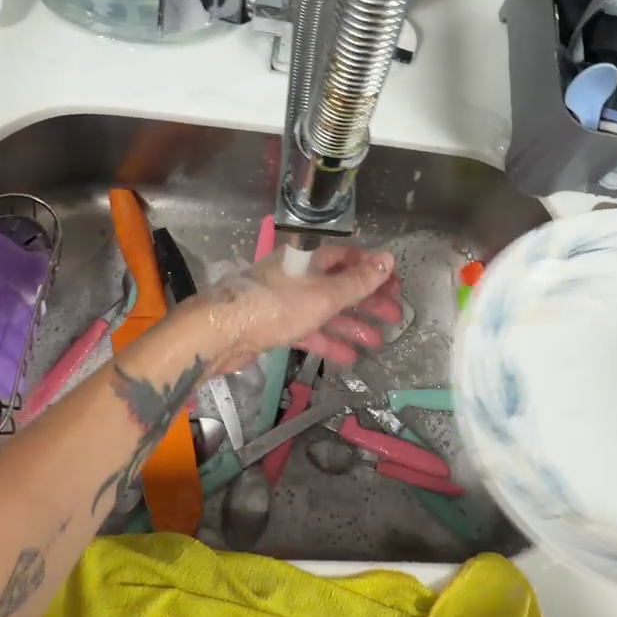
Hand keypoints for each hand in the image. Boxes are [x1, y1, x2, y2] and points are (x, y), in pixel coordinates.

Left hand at [187, 245, 398, 370]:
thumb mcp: (325, 295)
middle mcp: (299, 275)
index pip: (349, 258)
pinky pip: (310, 330)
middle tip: (394, 317)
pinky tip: (349, 358)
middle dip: (368, 301)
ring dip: (352, 325)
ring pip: (327, 310)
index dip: (373, 271)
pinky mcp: (275, 325)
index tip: (395, 286)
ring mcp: (286, 301)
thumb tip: (389, 258)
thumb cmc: (277, 306)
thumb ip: (358, 281)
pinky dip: (328, 342)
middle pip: (340, 285)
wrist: (221, 332)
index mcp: (310, 258)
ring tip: (377, 342)